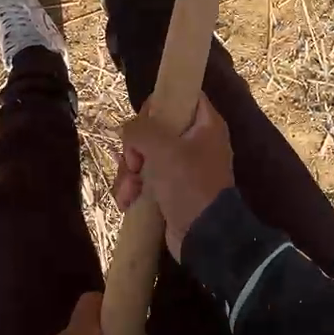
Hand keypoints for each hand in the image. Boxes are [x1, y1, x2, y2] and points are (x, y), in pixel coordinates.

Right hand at [114, 93, 234, 258]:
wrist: (206, 239)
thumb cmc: (189, 184)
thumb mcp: (162, 148)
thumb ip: (140, 129)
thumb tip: (128, 131)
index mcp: (204, 124)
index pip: (180, 96)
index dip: (157, 103)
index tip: (143, 120)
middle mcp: (195, 142)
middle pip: (154, 128)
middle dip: (135, 148)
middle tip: (134, 162)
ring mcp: (182, 167)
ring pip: (144, 155)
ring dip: (129, 172)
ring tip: (128, 190)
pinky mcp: (171, 190)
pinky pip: (144, 178)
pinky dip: (133, 188)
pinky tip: (127, 201)